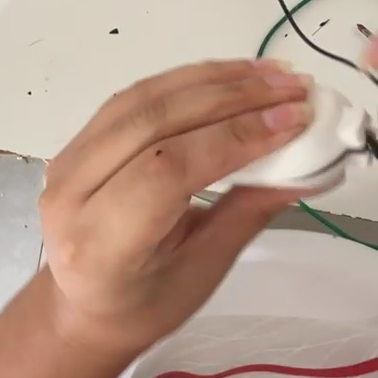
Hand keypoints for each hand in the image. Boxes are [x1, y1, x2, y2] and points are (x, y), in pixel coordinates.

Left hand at [39, 59, 315, 352]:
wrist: (83, 303)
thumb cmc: (145, 303)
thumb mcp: (203, 270)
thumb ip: (248, 211)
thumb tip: (310, 167)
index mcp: (97, 243)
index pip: (167, 170)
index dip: (235, 137)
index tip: (296, 118)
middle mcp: (70, 192)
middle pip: (155, 121)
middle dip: (233, 98)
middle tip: (295, 88)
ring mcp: (68, 157)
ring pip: (146, 97)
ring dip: (216, 79)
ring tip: (273, 74)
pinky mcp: (79, 137)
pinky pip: (138, 95)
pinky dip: (190, 79)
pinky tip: (233, 75)